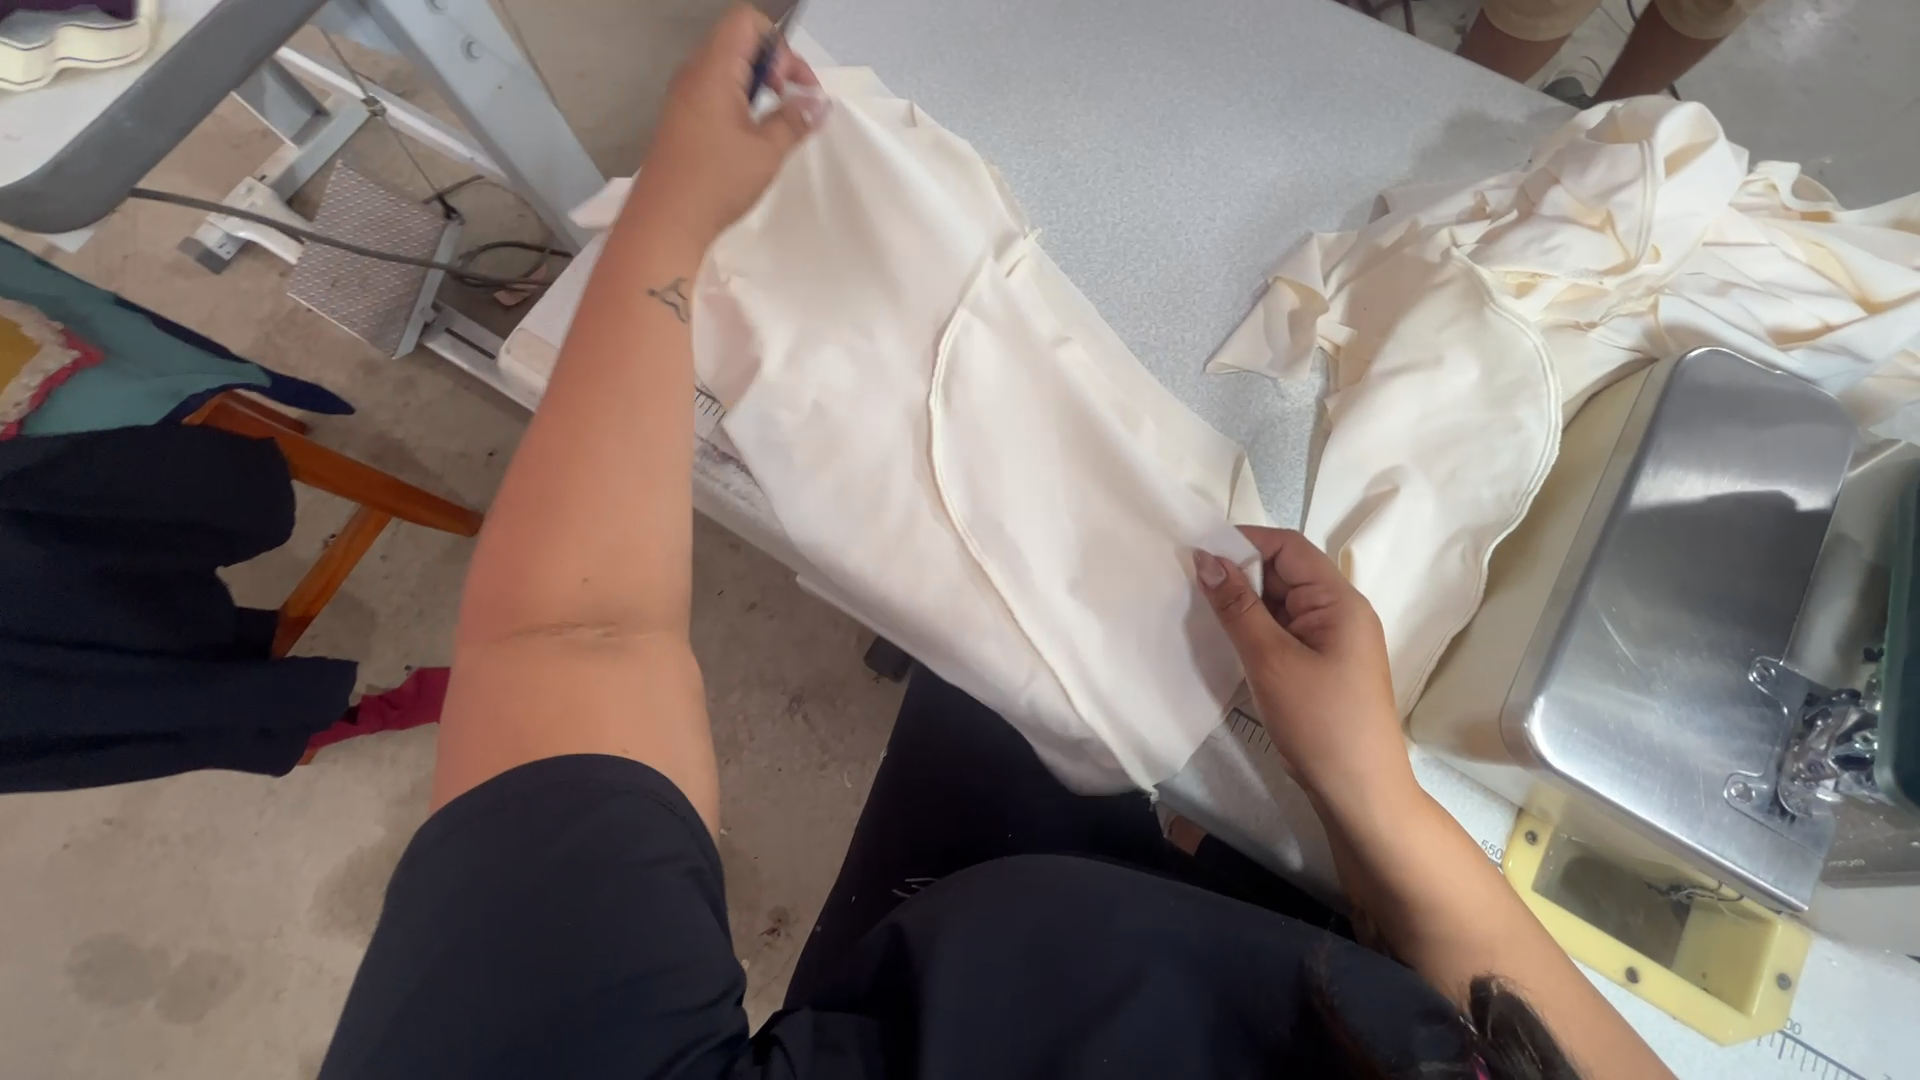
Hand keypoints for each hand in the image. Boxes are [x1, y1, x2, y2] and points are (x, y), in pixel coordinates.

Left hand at [628, 5, 826, 246]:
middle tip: (789, 105)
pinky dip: (739, 103)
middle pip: (738, 41)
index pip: (748, 21)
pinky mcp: (681, 119)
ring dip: (757, 88)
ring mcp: (684, 96)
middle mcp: (694, 72)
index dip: (779, 45)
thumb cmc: (717, 181)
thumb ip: (794, 121)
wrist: (666, 220)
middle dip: (773, 66)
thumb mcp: (766, 152)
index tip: (792, 87)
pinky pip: (715, 92)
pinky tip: (750, 139)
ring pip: (727, 69)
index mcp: (713, 68)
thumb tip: (818, 103)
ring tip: (773, 125)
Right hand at [1193, 528, 1414, 811]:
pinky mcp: (1317, 663)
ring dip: (1241, 601)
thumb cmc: (1319, 720)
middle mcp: (1338, 611)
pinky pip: (1279, 629)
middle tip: (1188, 581)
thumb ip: (1237, 606)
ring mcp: (1328, 639)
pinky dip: (1250, 626)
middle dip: (1237, 571)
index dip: (1243, 541)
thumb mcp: (1270, 659)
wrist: (1358, 791)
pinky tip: (1221, 635)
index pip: (1288, 548)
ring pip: (1278, 602)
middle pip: (1283, 572)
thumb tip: (1205, 558)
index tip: (1196, 553)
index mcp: (1338, 601)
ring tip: (1197, 605)